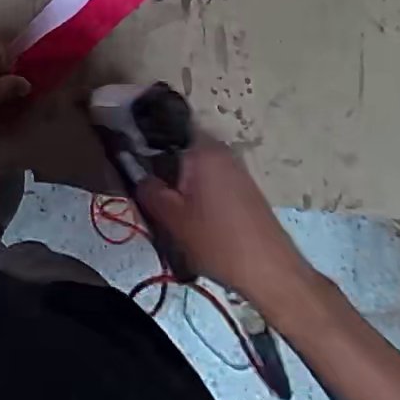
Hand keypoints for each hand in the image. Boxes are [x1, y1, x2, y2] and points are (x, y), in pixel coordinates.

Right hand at [135, 137, 314, 307]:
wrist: (269, 268)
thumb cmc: (217, 240)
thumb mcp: (171, 218)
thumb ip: (148, 189)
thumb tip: (135, 171)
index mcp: (202, 149)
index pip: (163, 131)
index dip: (143, 146)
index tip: (130, 167)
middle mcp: (220, 150)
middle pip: (179, 152)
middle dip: (163, 173)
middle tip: (150, 200)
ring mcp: (235, 168)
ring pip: (194, 170)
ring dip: (180, 188)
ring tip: (171, 218)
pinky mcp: (243, 187)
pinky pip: (210, 182)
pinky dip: (197, 197)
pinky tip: (194, 223)